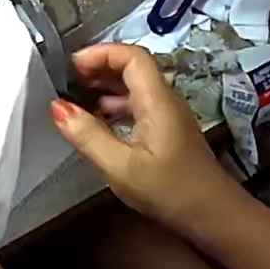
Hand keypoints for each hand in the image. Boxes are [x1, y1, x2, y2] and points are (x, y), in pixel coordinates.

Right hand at [49, 44, 244, 235]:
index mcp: (157, 101)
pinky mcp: (167, 132)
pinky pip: (139, 106)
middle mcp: (165, 101)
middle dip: (101, 66)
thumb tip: (57, 107)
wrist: (212, 215)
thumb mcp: (120, 166)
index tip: (72, 65)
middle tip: (69, 78)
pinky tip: (98, 121)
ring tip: (77, 97)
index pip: (132, 57)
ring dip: (106, 86)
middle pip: (134, 68)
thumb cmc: (168, 190)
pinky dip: (115, 105)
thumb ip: (88, 135)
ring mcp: (169, 116)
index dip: (101, 53)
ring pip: (136, 88)